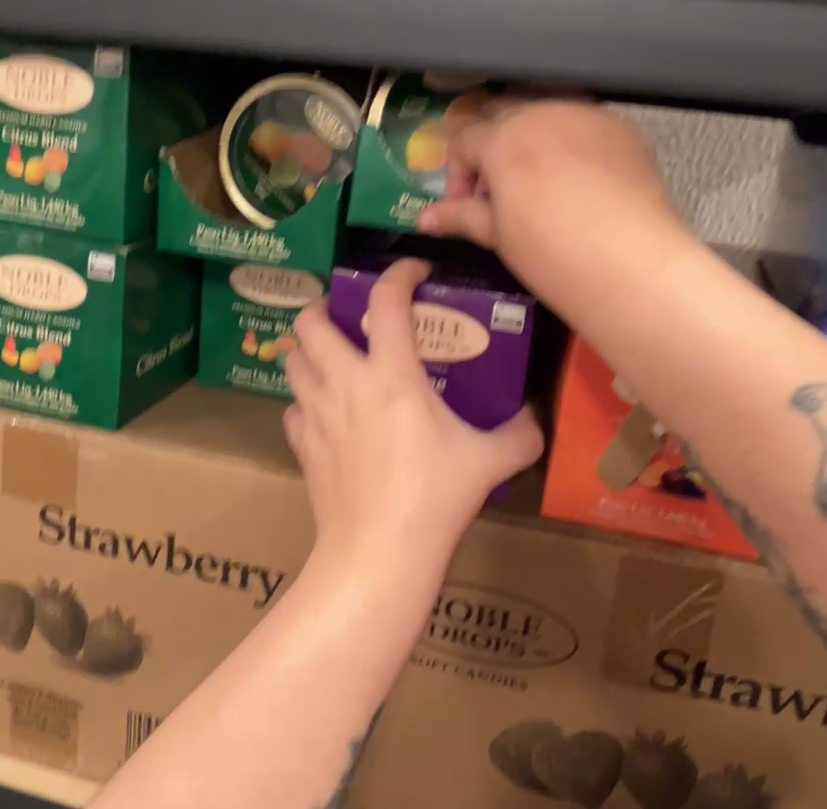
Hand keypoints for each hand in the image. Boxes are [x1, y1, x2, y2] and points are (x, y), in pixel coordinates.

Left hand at [283, 259, 541, 563]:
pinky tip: (326, 413)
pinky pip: (291, 406)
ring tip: (333, 356)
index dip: (399, 273)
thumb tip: (535, 417)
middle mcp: (346, 381)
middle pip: (311, 320)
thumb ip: (520, 434)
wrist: (378, 553)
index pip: (387, 299)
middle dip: (326, 306)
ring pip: (292, 358)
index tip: (414, 272)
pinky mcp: (301, 443)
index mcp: (393, 374)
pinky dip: (304, 400)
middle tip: (351, 316)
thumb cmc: (434, 499)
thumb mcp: (490, 462)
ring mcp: (316, 412)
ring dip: (308, 348)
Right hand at [416, 102, 686, 291]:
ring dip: (530, 141)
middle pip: (502, 115)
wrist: (629, 263)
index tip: (463, 205)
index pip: (463, 140)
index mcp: (503, 138)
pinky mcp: (621, 130)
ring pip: (545, 114)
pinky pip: (583, 126)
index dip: (456, 174)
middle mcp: (542, 113)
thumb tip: (426, 219)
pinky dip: (570, 145)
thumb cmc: (552, 251)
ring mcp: (586, 117)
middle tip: (496, 191)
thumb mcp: (498, 235)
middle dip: (491, 147)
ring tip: (536, 185)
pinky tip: (577, 184)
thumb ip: (461, 216)